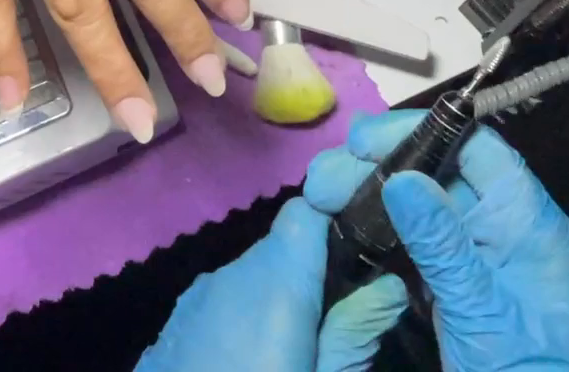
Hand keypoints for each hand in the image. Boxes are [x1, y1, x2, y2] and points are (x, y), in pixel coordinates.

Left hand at [137, 198, 414, 371]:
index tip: (369, 233)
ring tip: (304, 344)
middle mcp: (232, 273)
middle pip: (284, 246)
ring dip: (281, 295)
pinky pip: (225, 300)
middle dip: (317, 267)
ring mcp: (199, 296)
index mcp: (274, 281)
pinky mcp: (178, 322)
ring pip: (254, 274)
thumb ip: (353, 333)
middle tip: (350, 309)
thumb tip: (390, 281)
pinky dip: (249, 315)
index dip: (336, 212)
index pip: (306, 210)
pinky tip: (257, 360)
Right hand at [304, 113, 568, 370]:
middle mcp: (506, 232)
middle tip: (323, 178)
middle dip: (379, 166)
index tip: (361, 141)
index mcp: (529, 225)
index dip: (419, 133)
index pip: (475, 148)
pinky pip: (418, 245)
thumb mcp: (483, 314)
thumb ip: (442, 244)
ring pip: (422, 208)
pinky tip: (343, 227)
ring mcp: (481, 262)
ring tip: (321, 196)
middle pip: (439, 174)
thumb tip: (400, 176)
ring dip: (371, 197)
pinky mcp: (460, 291)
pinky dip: (380, 233)